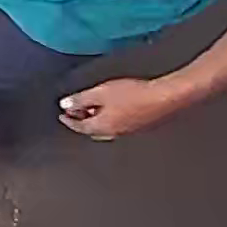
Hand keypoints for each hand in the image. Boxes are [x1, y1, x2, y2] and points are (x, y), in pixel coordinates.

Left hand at [59, 77, 194, 139]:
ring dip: (94, 120)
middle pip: (92, 130)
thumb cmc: (132, 94)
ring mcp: (128, 130)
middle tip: (74, 111)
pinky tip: (108, 109)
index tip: (62, 115)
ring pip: (104, 129)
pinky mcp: (138, 126)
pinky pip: (115, 125)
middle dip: (81, 121)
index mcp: (104, 127)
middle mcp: (115, 133)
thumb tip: (65, 104)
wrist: (164, 98)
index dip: (69, 120)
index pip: (80, 128)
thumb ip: (81, 99)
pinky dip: (106, 119)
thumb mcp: (100, 93)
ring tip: (89, 108)